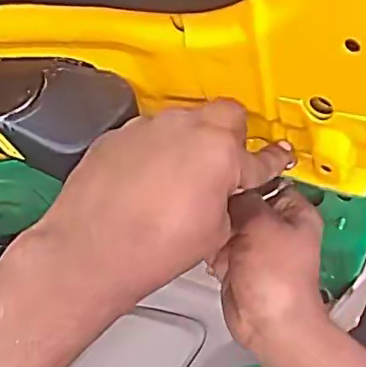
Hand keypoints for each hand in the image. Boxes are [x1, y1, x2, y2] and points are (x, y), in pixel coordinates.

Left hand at [25, 99, 293, 310]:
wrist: (91, 252)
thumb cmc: (148, 248)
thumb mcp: (214, 234)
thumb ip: (229, 204)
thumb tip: (226, 199)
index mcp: (220, 153)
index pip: (259, 155)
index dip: (271, 161)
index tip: (274, 159)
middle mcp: (185, 129)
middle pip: (226, 114)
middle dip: (233, 137)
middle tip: (228, 165)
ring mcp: (148, 128)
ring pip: (184, 121)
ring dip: (190, 144)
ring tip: (180, 183)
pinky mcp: (118, 136)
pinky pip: (148, 136)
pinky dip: (155, 153)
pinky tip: (149, 184)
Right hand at [211, 187, 329, 357]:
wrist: (269, 323)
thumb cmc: (280, 280)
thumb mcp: (262, 224)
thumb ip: (244, 199)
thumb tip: (231, 186)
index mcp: (296, 212)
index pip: (269, 179)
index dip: (247, 174)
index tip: (226, 169)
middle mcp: (277, 227)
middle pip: (244, 201)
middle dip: (228, 205)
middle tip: (213, 202)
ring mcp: (256, 246)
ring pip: (228, 224)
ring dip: (218, 229)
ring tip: (210, 229)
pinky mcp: (238, 264)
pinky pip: (218, 247)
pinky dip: (212, 249)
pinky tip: (207, 250)